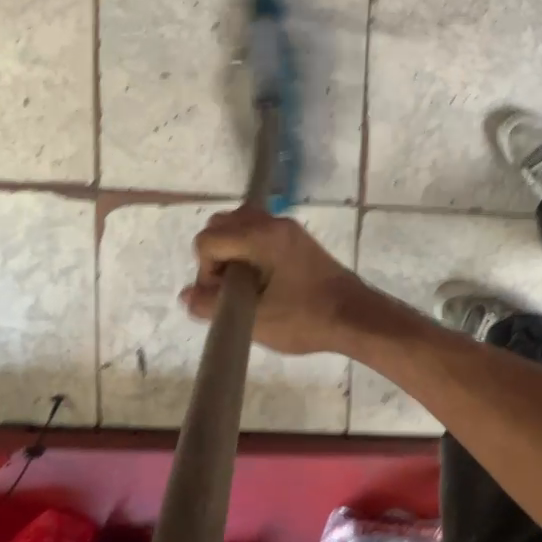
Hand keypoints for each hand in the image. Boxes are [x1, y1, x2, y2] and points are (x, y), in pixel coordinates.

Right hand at [179, 205, 383, 354]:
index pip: (208, 240)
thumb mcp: (252, 318)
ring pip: (242, 227)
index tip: (224, 296)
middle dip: (217, 256)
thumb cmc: (305, 318)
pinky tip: (263, 283)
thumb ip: (212, 305)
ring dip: (233, 253)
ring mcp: (289, 230)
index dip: (206, 270)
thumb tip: (186, 294)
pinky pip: (261, 235)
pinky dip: (251, 252)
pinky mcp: (299, 241)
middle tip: (231, 289)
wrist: (355, 316)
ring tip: (245, 287)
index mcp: (261, 237)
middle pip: (222, 225)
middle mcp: (274, 224)